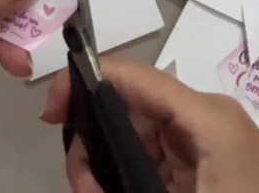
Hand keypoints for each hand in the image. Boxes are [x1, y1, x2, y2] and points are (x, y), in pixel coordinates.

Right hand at [42, 57, 258, 192]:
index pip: (130, 75)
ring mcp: (207, 142)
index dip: (82, 83)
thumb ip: (131, 178)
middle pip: (127, 106)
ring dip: (107, 164)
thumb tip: (90, 178)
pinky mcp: (207, 167)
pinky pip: (154, 157)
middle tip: (82, 187)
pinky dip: (128, 175)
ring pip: (135, 134)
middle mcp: (205, 116)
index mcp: (206, 115)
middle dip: (93, 141)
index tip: (51, 115)